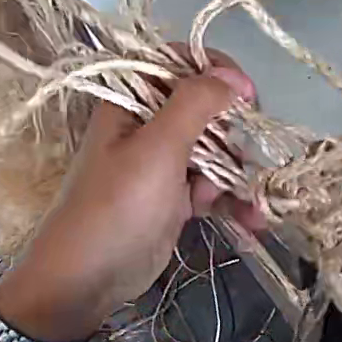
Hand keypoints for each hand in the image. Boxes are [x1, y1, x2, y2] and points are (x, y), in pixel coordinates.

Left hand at [0, 60, 261, 341]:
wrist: (87, 278)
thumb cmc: (118, 205)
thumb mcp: (158, 148)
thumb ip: (196, 103)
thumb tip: (234, 76)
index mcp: (134, 101)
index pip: (179, 63)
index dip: (216, 72)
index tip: (247, 96)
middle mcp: (149, 126)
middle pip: (206, 109)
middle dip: (229, 137)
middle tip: (236, 162)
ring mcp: (164, 163)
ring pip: (216, 151)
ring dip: (234, 176)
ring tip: (235, 205)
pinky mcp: (176, 197)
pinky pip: (213, 187)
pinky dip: (232, 201)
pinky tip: (254, 220)